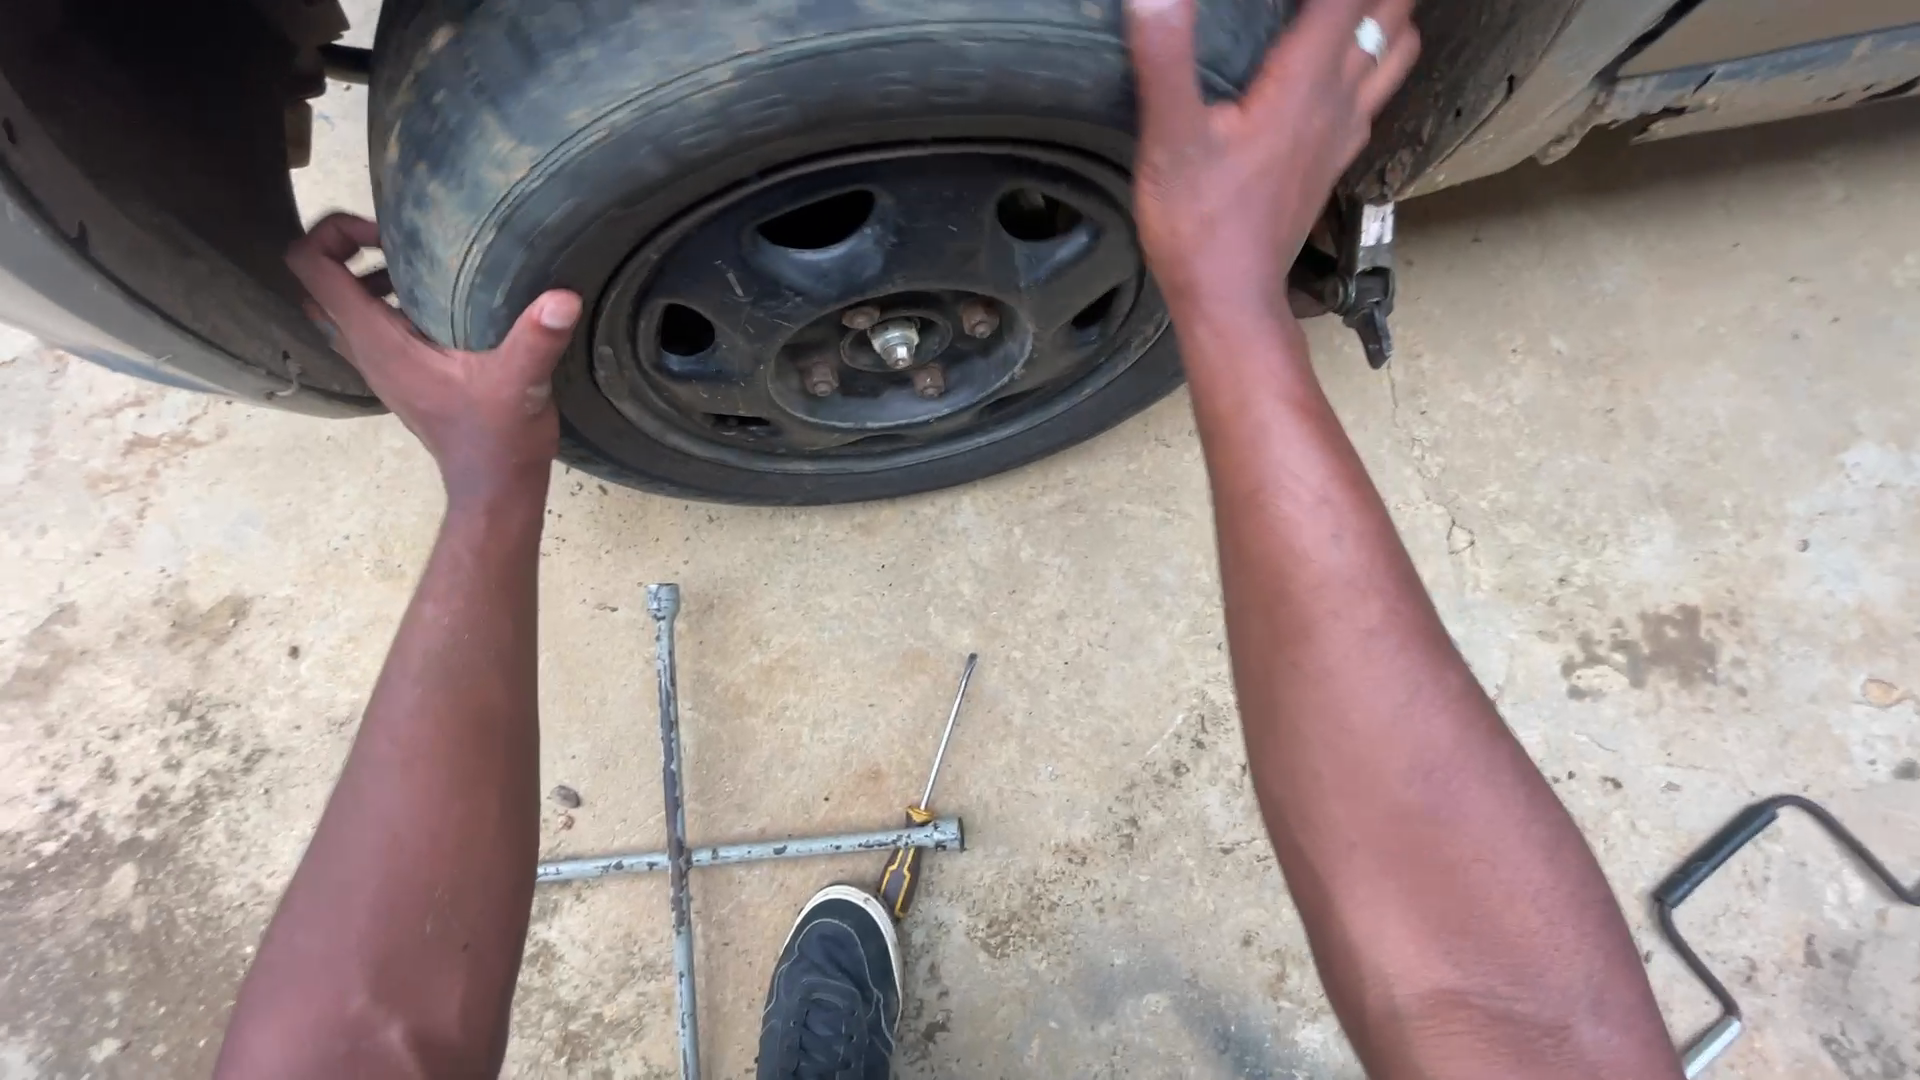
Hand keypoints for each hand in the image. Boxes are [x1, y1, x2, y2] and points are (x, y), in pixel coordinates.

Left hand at [286, 213, 581, 504]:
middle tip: (403, 249)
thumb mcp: (520, 383)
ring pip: (342, 309)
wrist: (495, 486)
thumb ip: (537, 338)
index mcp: (377, 341)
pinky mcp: (402, 381)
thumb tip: (564, 297)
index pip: (310, 266)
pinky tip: (442, 315)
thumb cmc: (499, 437)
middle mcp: (366, 351)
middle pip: (317, 284)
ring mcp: (381, 369)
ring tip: (423, 275)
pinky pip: (373, 331)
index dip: (335, 233)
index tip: (388, 235)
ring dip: (370, 283)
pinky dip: (392, 311)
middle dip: (349, 254)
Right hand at [1126, 0, 1417, 324]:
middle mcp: (1337, 97)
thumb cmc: (1199, 226)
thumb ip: (1165, 60)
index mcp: (1304, 79)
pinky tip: (1354, 71)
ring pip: (1397, 50)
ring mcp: (1341, 134)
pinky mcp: (1331, 166)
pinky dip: (1379, 64)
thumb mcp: (1170, 141)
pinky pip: (1377, 98)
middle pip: (1391, 7)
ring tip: (1366, 4)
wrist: (1229, 298)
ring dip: (1391, 13)